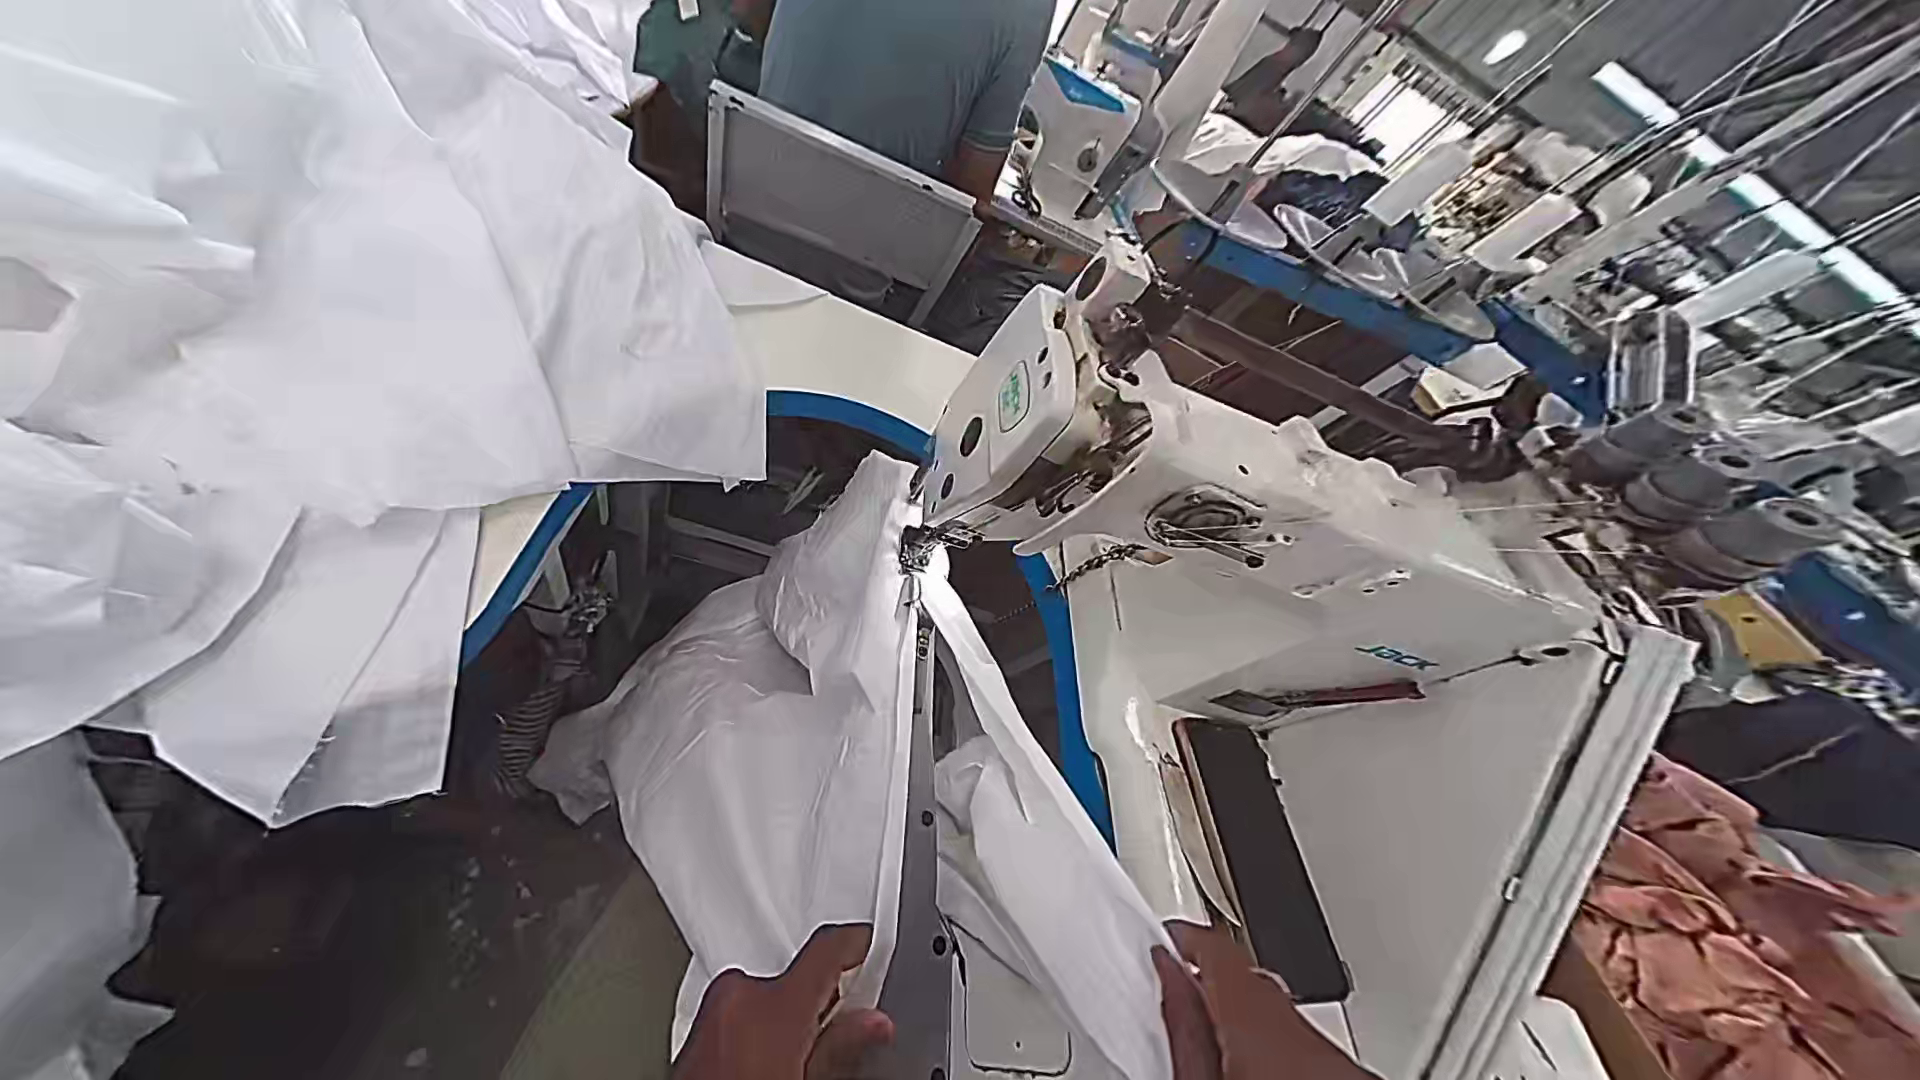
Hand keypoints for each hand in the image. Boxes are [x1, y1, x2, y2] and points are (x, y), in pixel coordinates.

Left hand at [674, 924, 895, 1079]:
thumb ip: (840, 1050)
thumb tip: (871, 1023)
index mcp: (773, 1006)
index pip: (827, 947)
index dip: (855, 943)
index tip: (868, 946)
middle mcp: (736, 996)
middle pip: (796, 975)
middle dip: (816, 1000)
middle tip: (831, 1034)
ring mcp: (709, 1014)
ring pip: (766, 994)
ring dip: (782, 1016)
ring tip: (788, 1060)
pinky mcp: (690, 1034)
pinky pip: (739, 1011)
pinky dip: (755, 1028)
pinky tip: (760, 1062)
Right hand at [1153, 921, 1375, 1079]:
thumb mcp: (1199, 1078)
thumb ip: (1182, 1021)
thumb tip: (1167, 973)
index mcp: (1260, 1017)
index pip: (1216, 944)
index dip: (1183, 935)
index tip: (1164, 937)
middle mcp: (1306, 1028)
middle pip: (1247, 972)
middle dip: (1210, 973)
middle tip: (1178, 983)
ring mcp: (1336, 1055)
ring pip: (1276, 1003)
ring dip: (1242, 1005)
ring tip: (1211, 1031)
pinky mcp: (1349, 1070)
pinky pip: (1301, 1032)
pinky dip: (1273, 1033)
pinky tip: (1252, 1059)